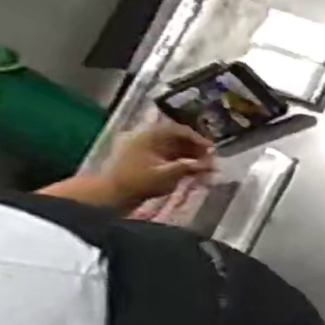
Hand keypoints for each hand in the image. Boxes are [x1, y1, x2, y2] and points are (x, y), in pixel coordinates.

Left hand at [96, 121, 212, 209]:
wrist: (111, 193)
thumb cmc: (138, 182)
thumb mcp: (167, 175)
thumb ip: (190, 167)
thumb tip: (211, 165)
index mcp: (150, 135)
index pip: (178, 130)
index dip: (197, 139)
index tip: (212, 149)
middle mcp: (146, 137)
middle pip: (175, 138)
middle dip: (194, 148)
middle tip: (210, 160)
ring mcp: (143, 148)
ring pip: (171, 148)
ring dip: (188, 156)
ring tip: (203, 167)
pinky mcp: (142, 160)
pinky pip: (165, 156)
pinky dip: (179, 162)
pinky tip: (189, 171)